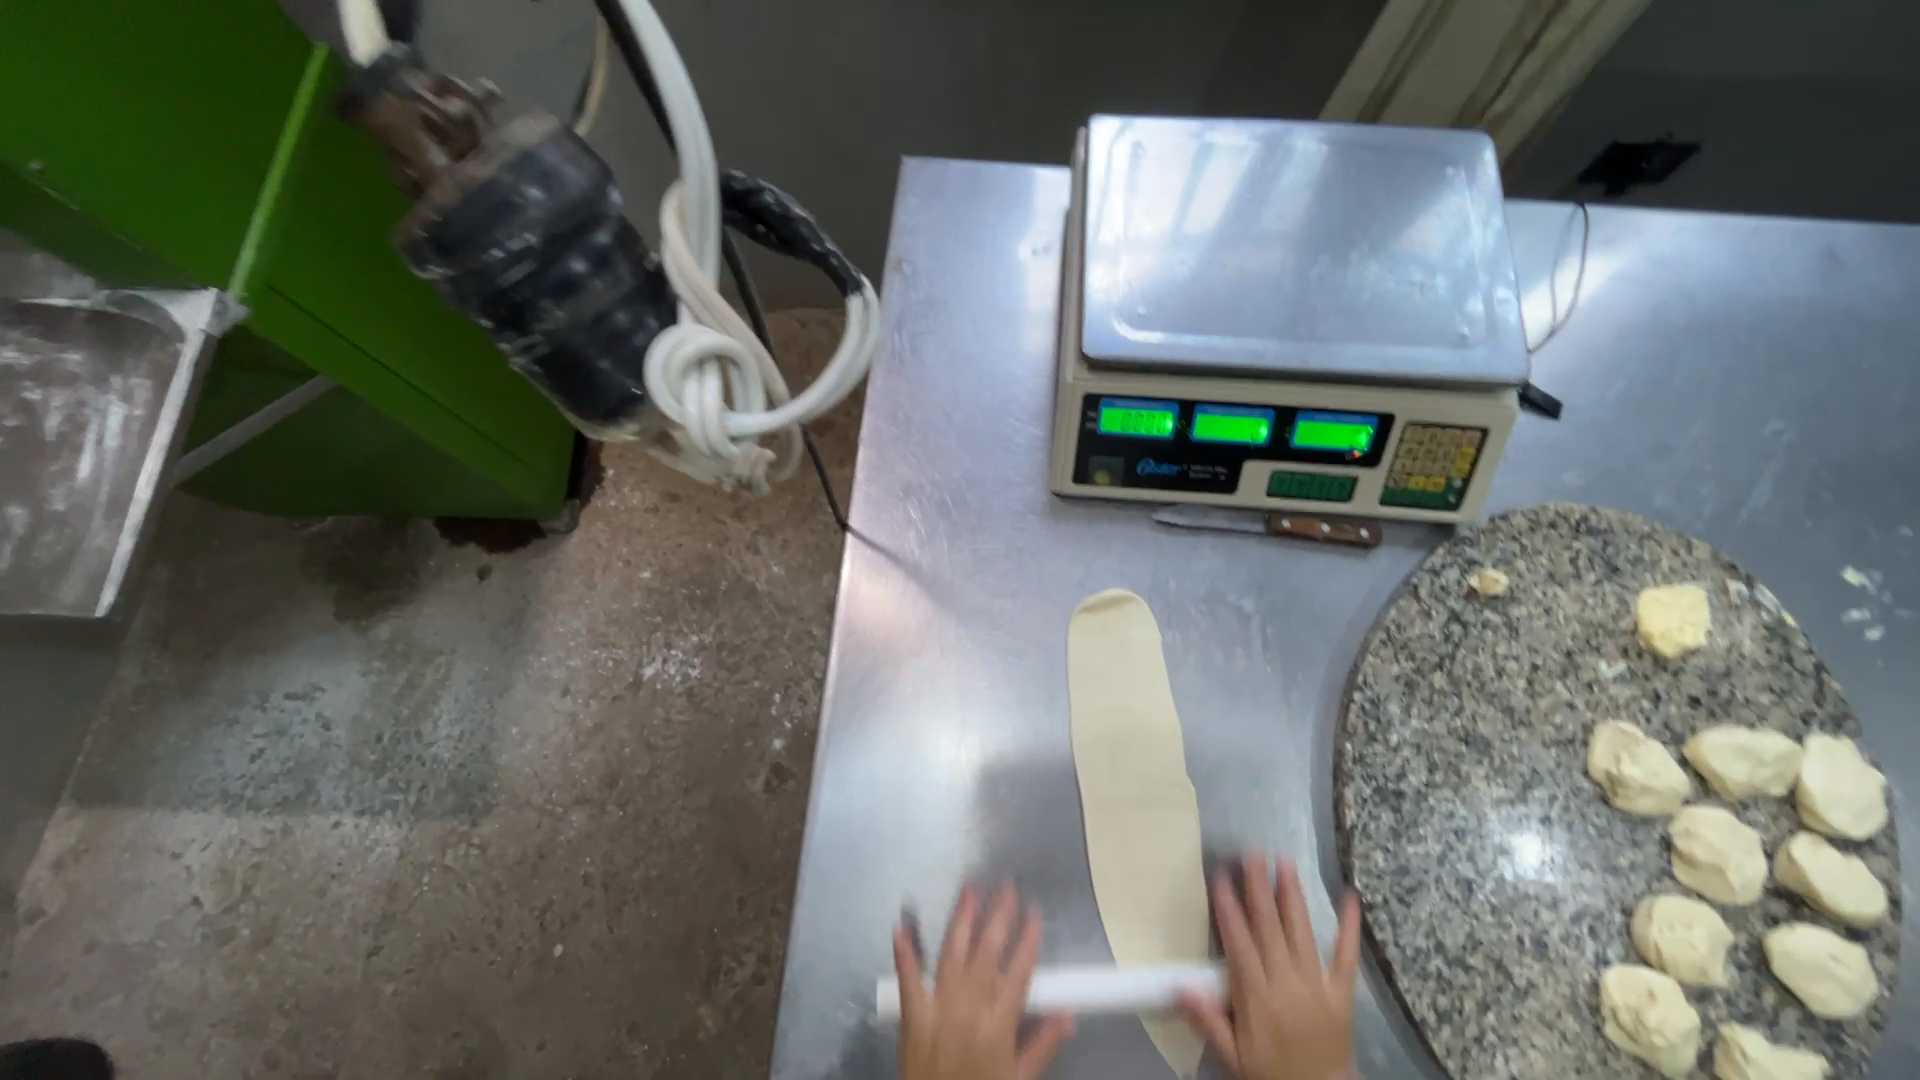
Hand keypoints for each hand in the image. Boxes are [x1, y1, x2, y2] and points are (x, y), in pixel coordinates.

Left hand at [895, 885, 1075, 1079]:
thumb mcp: (1019, 1078)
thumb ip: (1042, 1044)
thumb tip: (1068, 1013)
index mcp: (999, 1024)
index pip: (1019, 971)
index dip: (1028, 939)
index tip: (1035, 911)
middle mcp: (970, 1008)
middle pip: (988, 953)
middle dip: (999, 916)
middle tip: (1006, 885)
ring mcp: (939, 1008)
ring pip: (953, 955)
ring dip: (962, 920)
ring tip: (970, 889)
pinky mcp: (912, 1015)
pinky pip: (908, 978)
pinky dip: (904, 952)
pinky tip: (902, 925)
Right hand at [1178, 856, 1361, 1079]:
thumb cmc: (1271, 1073)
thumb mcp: (1232, 1056)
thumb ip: (1208, 1020)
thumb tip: (1178, 985)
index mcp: (1258, 999)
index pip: (1239, 945)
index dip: (1229, 910)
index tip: (1220, 877)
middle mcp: (1287, 985)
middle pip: (1269, 929)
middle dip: (1258, 889)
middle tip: (1252, 854)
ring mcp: (1317, 986)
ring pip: (1302, 933)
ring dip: (1292, 896)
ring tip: (1284, 863)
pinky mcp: (1342, 992)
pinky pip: (1346, 956)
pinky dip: (1349, 926)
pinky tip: (1350, 897)